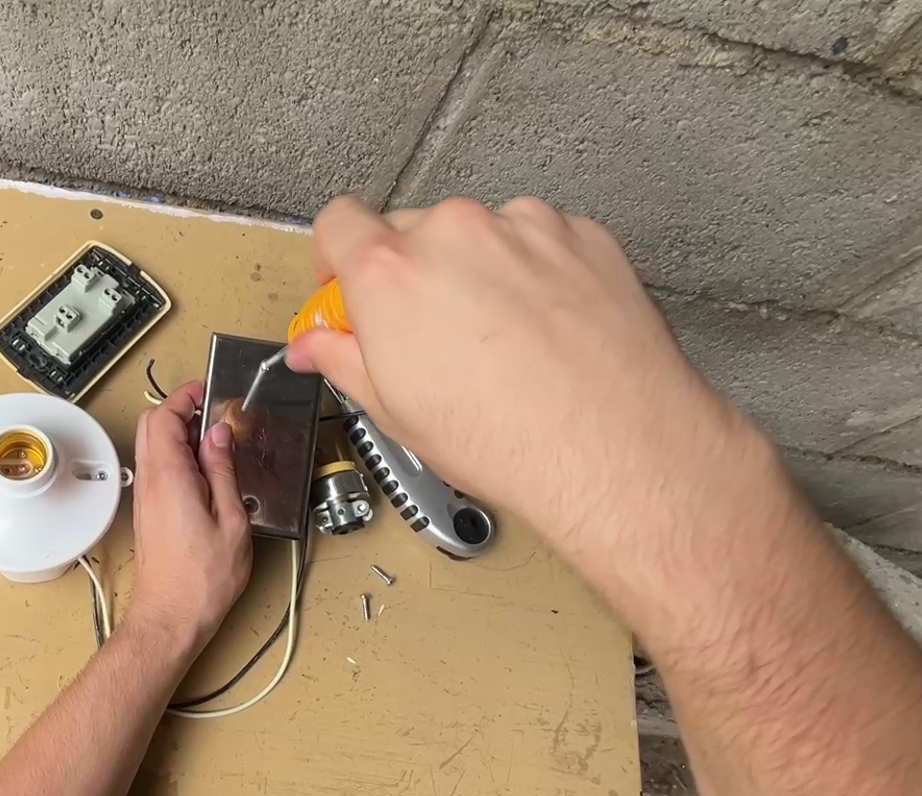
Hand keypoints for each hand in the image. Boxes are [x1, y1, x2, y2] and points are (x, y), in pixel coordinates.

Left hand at [126, 380, 252, 644]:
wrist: (170, 616)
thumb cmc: (202, 579)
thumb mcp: (231, 520)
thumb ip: (223, 471)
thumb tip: (219, 435)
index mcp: (168, 477)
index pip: (164, 416)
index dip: (186, 396)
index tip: (209, 391)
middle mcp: (148, 482)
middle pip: (151, 425)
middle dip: (180, 410)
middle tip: (215, 414)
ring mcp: (144, 497)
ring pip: (151, 446)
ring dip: (178, 434)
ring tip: (216, 444)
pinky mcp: (147, 512)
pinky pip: (156, 469)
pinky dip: (176, 457)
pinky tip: (205, 473)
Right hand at [288, 196, 773, 567]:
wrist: (607, 445)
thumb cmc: (500, 436)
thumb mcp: (392, 410)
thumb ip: (342, 360)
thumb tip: (314, 345)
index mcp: (390, 274)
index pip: (337, 224)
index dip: (334, 257)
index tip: (344, 286)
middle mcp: (453, 233)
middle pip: (407, 230)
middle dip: (404, 275)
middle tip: (421, 334)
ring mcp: (521, 227)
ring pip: (473, 235)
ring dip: (469, 272)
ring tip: (491, 340)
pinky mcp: (578, 233)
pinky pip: (531, 239)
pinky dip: (524, 271)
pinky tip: (535, 328)